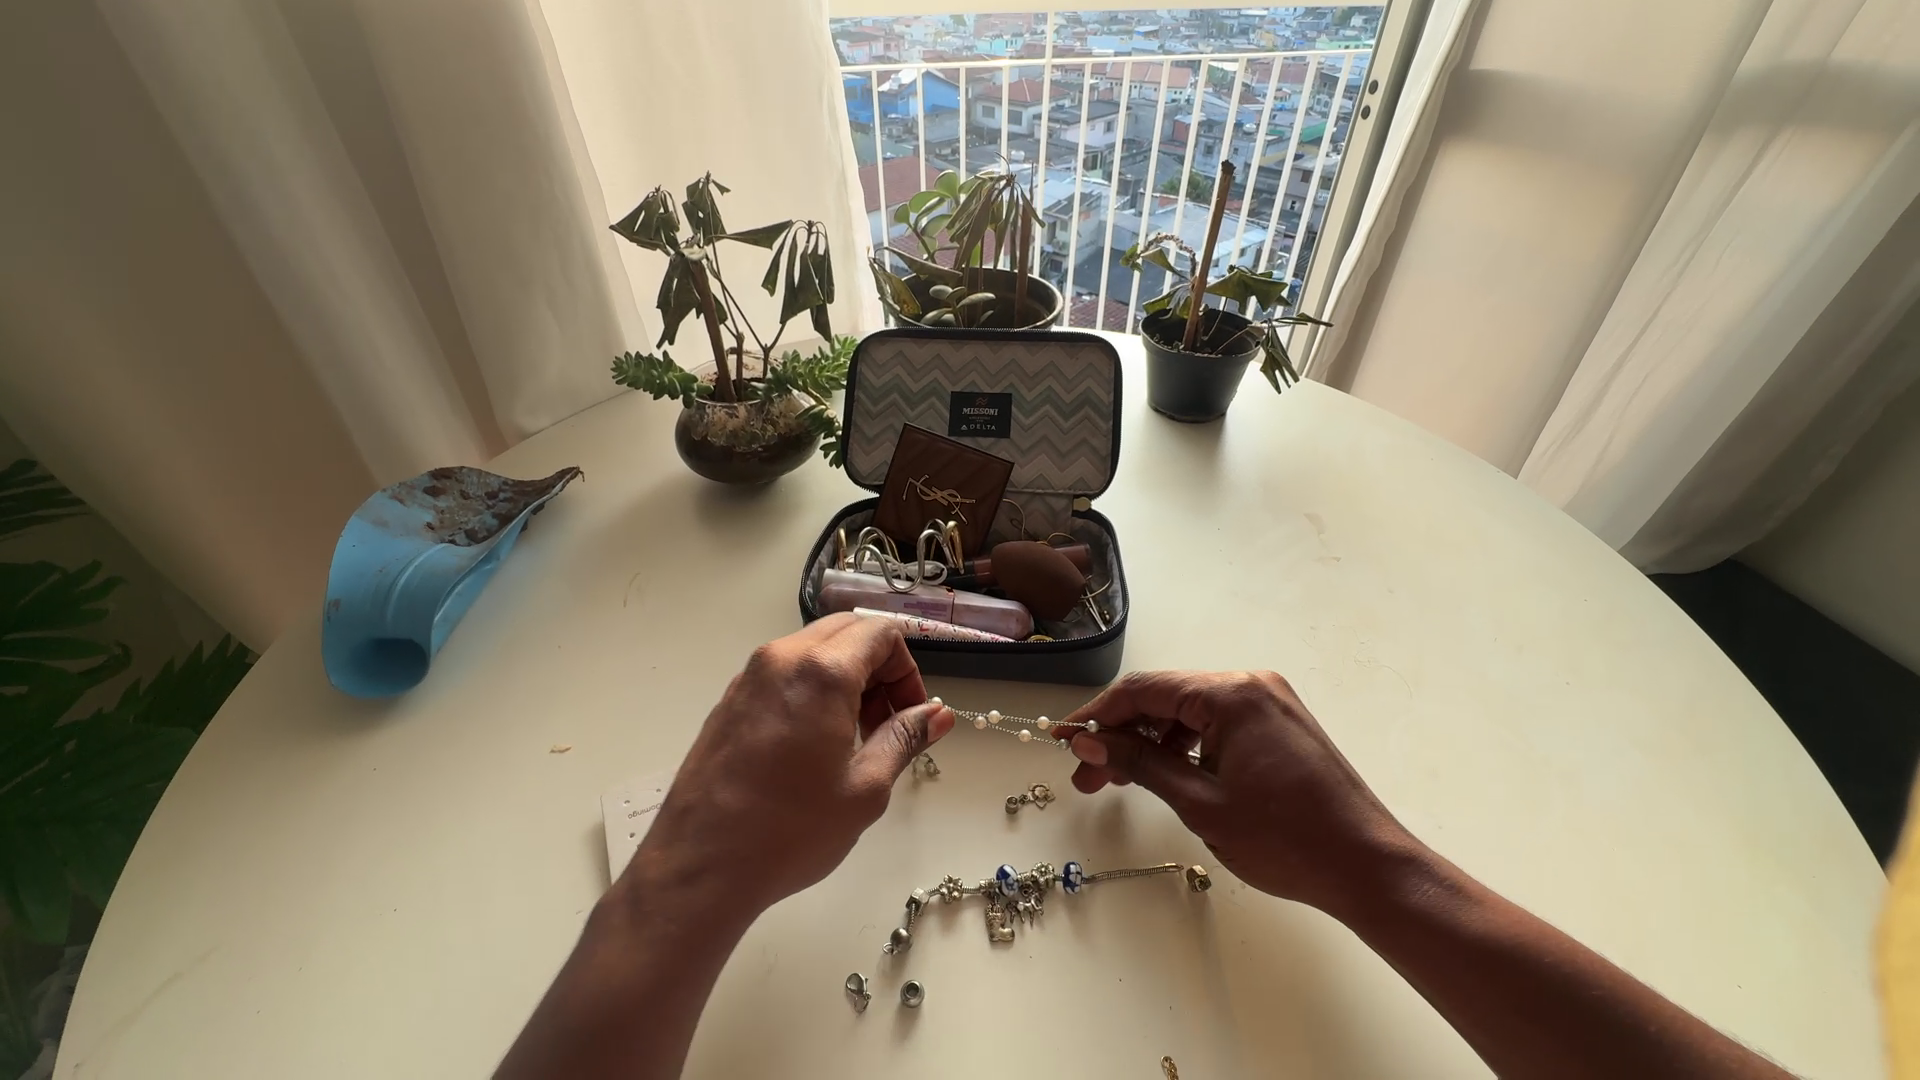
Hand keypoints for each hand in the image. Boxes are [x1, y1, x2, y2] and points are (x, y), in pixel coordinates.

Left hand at [622, 614, 954, 918]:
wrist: (698, 868)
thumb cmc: (791, 830)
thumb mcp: (865, 787)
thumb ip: (905, 738)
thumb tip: (939, 714)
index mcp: (821, 671)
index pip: (880, 633)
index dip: (907, 668)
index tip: (911, 715)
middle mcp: (781, 658)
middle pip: (847, 631)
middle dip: (879, 667)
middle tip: (886, 722)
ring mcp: (749, 676)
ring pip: (814, 649)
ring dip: (846, 677)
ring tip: (853, 737)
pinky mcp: (730, 699)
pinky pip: (784, 671)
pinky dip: (813, 688)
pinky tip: (814, 744)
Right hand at [1058, 670, 1417, 916]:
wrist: (1370, 870)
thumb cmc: (1284, 840)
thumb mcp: (1200, 802)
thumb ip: (1138, 762)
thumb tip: (1086, 739)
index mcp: (1232, 693)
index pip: (1145, 690)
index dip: (1098, 714)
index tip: (1064, 739)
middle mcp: (1250, 685)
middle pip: (1165, 699)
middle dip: (1122, 734)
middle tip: (1087, 775)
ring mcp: (1267, 703)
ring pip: (1188, 713)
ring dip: (1150, 743)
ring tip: (1119, 780)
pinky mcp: (1278, 725)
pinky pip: (1215, 725)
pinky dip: (1184, 747)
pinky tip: (1164, 775)